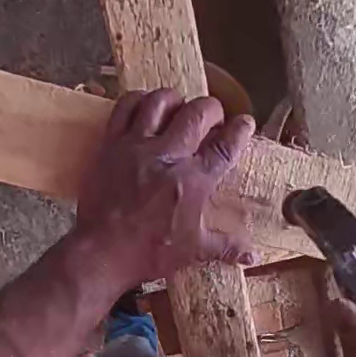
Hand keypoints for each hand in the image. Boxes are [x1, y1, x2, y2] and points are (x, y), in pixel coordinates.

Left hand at [73, 88, 256, 287]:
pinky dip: (138, 100)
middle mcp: (168, 157)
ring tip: (179, 108)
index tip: (244, 124)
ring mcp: (137, 147)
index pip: (225, 146)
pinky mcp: (111, 145)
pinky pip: (125, 108)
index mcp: (193, 182)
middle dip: (212, 110)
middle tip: (212, 118)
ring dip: (176, 100)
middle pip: (198, 113)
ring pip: (161, 101)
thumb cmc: (147, 253)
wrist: (102, 252)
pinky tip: (145, 106)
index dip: (239, 130)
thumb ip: (225, 246)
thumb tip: (252, 255)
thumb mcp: (192, 251)